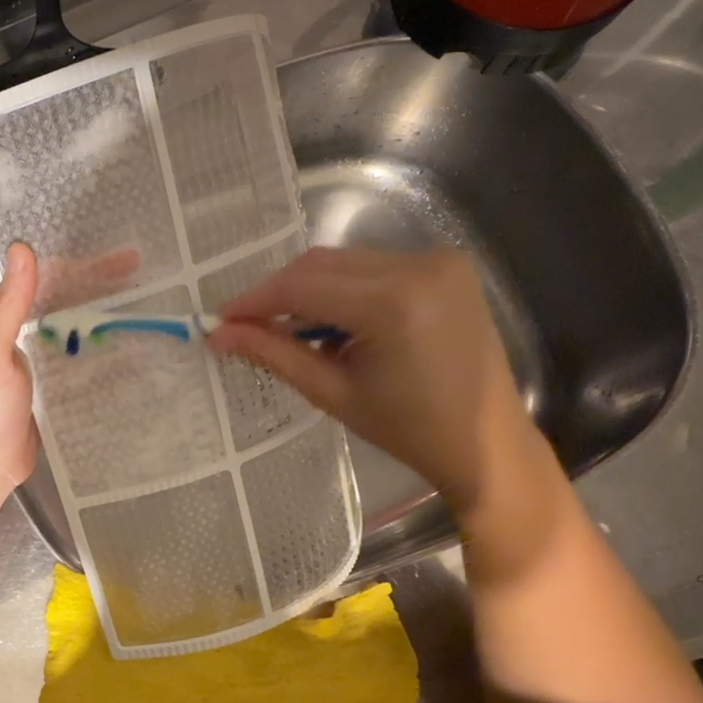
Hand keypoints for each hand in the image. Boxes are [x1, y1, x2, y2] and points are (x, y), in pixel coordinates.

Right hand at [207, 246, 535, 509]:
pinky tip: (332, 324)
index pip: (302, 286)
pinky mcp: (446, 266)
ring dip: (308, 290)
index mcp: (392, 303)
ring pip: (344, 262)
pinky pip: (373, 266)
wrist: (485, 440)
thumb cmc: (407, 428)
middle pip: (321, 265)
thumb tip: (218, 335)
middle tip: (243, 326)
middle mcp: (418, 266)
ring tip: (287, 331)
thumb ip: (274, 354)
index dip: (254, 301)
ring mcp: (438, 261)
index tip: (218, 320)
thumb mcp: (332, 392)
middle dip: (277, 293)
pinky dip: (342, 289)